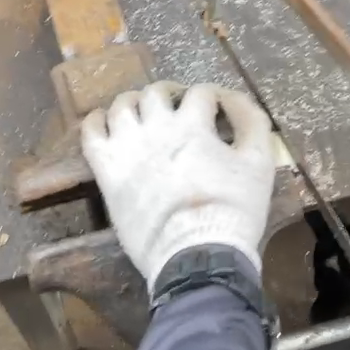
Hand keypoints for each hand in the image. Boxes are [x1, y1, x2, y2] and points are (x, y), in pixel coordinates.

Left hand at [80, 81, 275, 285]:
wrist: (196, 256)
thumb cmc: (232, 211)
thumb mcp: (259, 164)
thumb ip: (252, 124)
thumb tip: (235, 99)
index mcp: (192, 123)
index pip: (200, 92)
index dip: (211, 97)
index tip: (216, 109)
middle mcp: (155, 126)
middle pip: (156, 92)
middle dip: (170, 94)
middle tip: (177, 109)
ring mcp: (127, 146)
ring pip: (122, 106)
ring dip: (134, 103)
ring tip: (142, 115)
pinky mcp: (107, 170)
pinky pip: (91, 133)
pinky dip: (96, 121)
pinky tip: (104, 123)